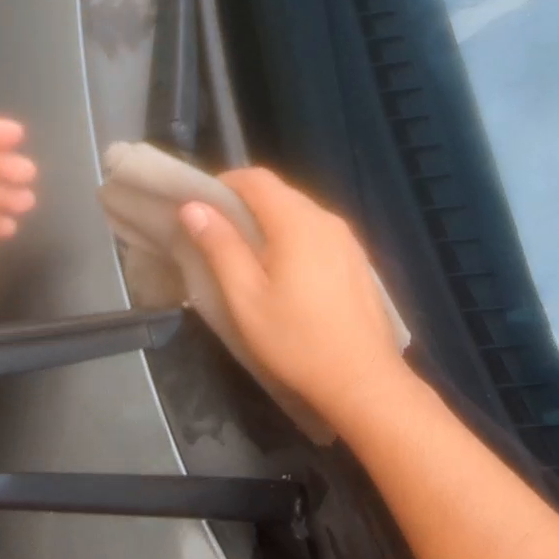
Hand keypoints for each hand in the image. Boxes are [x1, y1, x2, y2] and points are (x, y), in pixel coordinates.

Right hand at [180, 168, 407, 431]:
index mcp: (297, 221)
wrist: (363, 380)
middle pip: (280, 192)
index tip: (200, 207)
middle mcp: (326, 218)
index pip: (256, 178)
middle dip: (244, 203)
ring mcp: (348, 239)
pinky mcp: (357, 260)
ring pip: (300, 212)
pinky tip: (284, 272)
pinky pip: (317, 232)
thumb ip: (220, 246)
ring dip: (269, 221)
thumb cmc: (296, 341)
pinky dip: (293, 237)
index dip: (224, 184)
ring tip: (246, 255)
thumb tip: (194, 207)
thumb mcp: (245, 297)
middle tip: (216, 234)